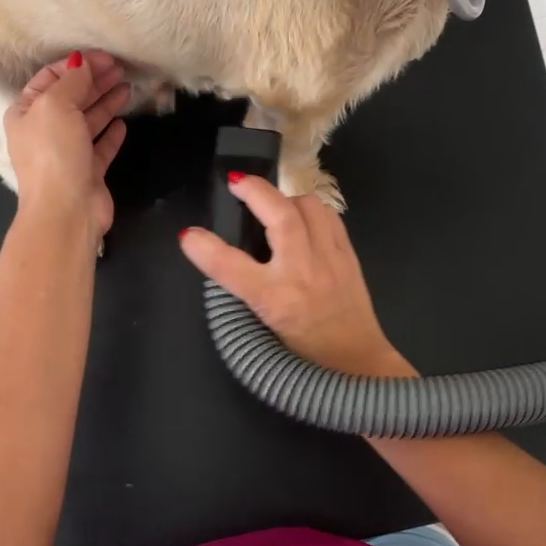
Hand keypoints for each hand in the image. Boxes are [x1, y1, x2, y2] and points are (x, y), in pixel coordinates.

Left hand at [2, 51, 130, 241]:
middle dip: (95, 81)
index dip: (77, 65)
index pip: (51, 79)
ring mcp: (67, 154)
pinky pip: (100, 147)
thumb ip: (72, 81)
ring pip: (88, 121)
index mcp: (27, 112)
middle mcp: (44, 131)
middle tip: (121, 69)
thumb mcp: (56, 105)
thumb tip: (83, 63)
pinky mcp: (88, 172)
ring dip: (106, 103)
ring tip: (127, 88)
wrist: (66, 211)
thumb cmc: (54, 153)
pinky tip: (122, 123)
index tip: (105, 57)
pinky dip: (111, 134)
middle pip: (72, 98)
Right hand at [179, 174, 415, 377]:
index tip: (189, 236)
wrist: (355, 363)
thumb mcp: (263, 327)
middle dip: (255, 190)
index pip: (231, 267)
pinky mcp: (349, 257)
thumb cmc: (304, 352)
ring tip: (274, 205)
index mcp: (275, 300)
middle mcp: (303, 275)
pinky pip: (331, 218)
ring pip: (310, 207)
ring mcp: (331, 262)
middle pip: (280, 216)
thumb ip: (241, 291)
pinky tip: (303, 218)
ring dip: (287, 197)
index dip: (206, 249)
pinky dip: (312, 210)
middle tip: (236, 182)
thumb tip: (218, 258)